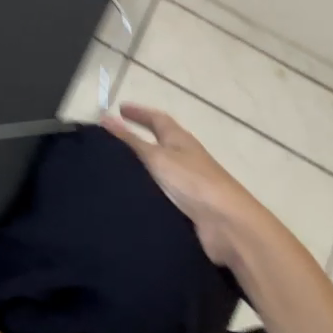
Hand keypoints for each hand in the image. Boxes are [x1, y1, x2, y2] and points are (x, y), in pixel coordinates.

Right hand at [102, 103, 273, 267]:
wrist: (228, 224)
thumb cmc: (193, 182)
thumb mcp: (157, 157)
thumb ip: (130, 140)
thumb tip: (104, 116)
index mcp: (181, 140)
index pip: (158, 119)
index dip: (139, 112)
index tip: (119, 108)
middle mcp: (186, 157)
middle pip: (162, 140)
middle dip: (140, 134)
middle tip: (115, 134)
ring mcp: (189, 181)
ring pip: (162, 166)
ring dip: (143, 161)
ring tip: (117, 164)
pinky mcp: (188, 204)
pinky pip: (162, 188)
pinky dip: (147, 185)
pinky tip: (132, 193)